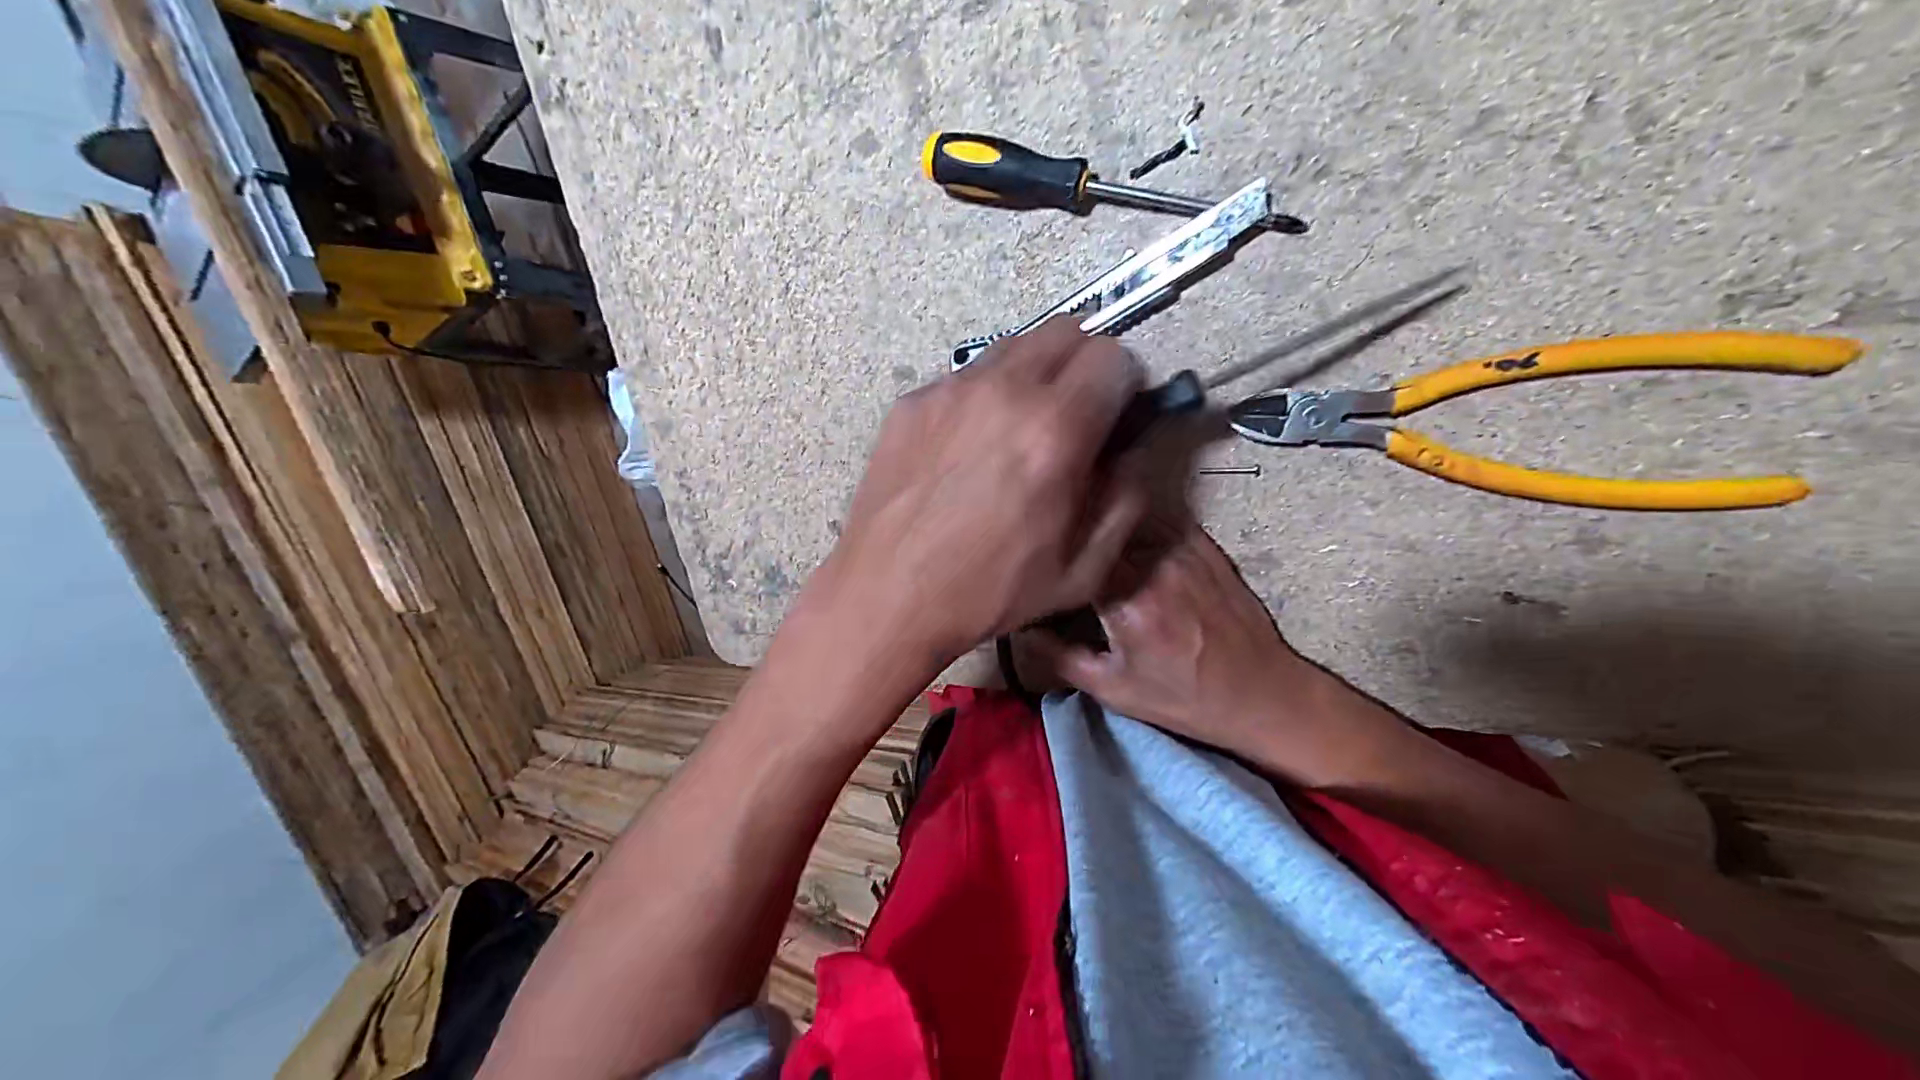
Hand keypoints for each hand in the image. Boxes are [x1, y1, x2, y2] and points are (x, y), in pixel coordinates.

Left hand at [806, 318, 1148, 667]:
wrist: (886, 596)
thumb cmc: (987, 593)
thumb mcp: (1082, 570)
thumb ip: (1125, 499)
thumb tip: (1133, 451)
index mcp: (1054, 431)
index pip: (1114, 357)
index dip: (1125, 386)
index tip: (1115, 417)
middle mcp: (1002, 392)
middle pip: (1067, 331)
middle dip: (1084, 365)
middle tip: (1075, 416)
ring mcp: (949, 391)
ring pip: (1013, 348)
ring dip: (1034, 375)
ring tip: (1018, 432)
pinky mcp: (911, 403)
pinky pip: (965, 378)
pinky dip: (983, 397)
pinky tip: (968, 449)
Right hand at [1044, 521, 1374, 781]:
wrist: (1262, 694)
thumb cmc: (1183, 698)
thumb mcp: (1113, 690)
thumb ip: (1059, 656)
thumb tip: (1021, 629)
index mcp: (1126, 600)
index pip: (1072, 555)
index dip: (1052, 555)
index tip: (1040, 564)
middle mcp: (1154, 565)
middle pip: (1099, 532)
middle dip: (1078, 541)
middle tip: (1064, 554)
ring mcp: (1184, 550)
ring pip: (1128, 521)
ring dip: (1107, 531)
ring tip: (1095, 547)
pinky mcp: (1206, 547)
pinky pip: (1160, 522)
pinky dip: (1140, 530)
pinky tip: (1134, 548)